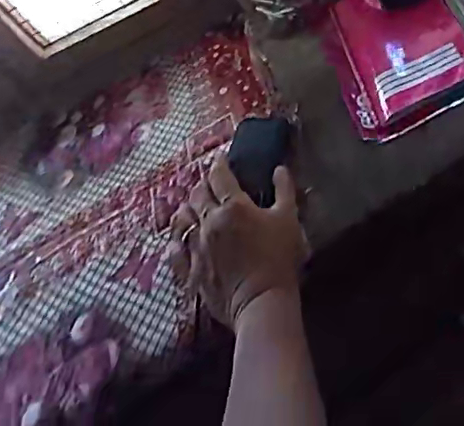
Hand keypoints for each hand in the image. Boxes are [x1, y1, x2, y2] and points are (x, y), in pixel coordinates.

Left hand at [170, 155, 307, 329]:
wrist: (262, 302)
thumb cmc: (278, 258)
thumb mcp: (289, 218)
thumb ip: (284, 190)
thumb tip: (279, 169)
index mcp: (233, 206)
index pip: (219, 176)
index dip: (219, 164)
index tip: (221, 159)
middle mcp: (210, 221)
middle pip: (198, 194)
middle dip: (203, 184)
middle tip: (211, 183)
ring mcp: (197, 247)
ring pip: (182, 218)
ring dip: (188, 208)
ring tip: (194, 206)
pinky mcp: (190, 271)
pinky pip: (175, 250)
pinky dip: (177, 239)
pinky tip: (181, 237)